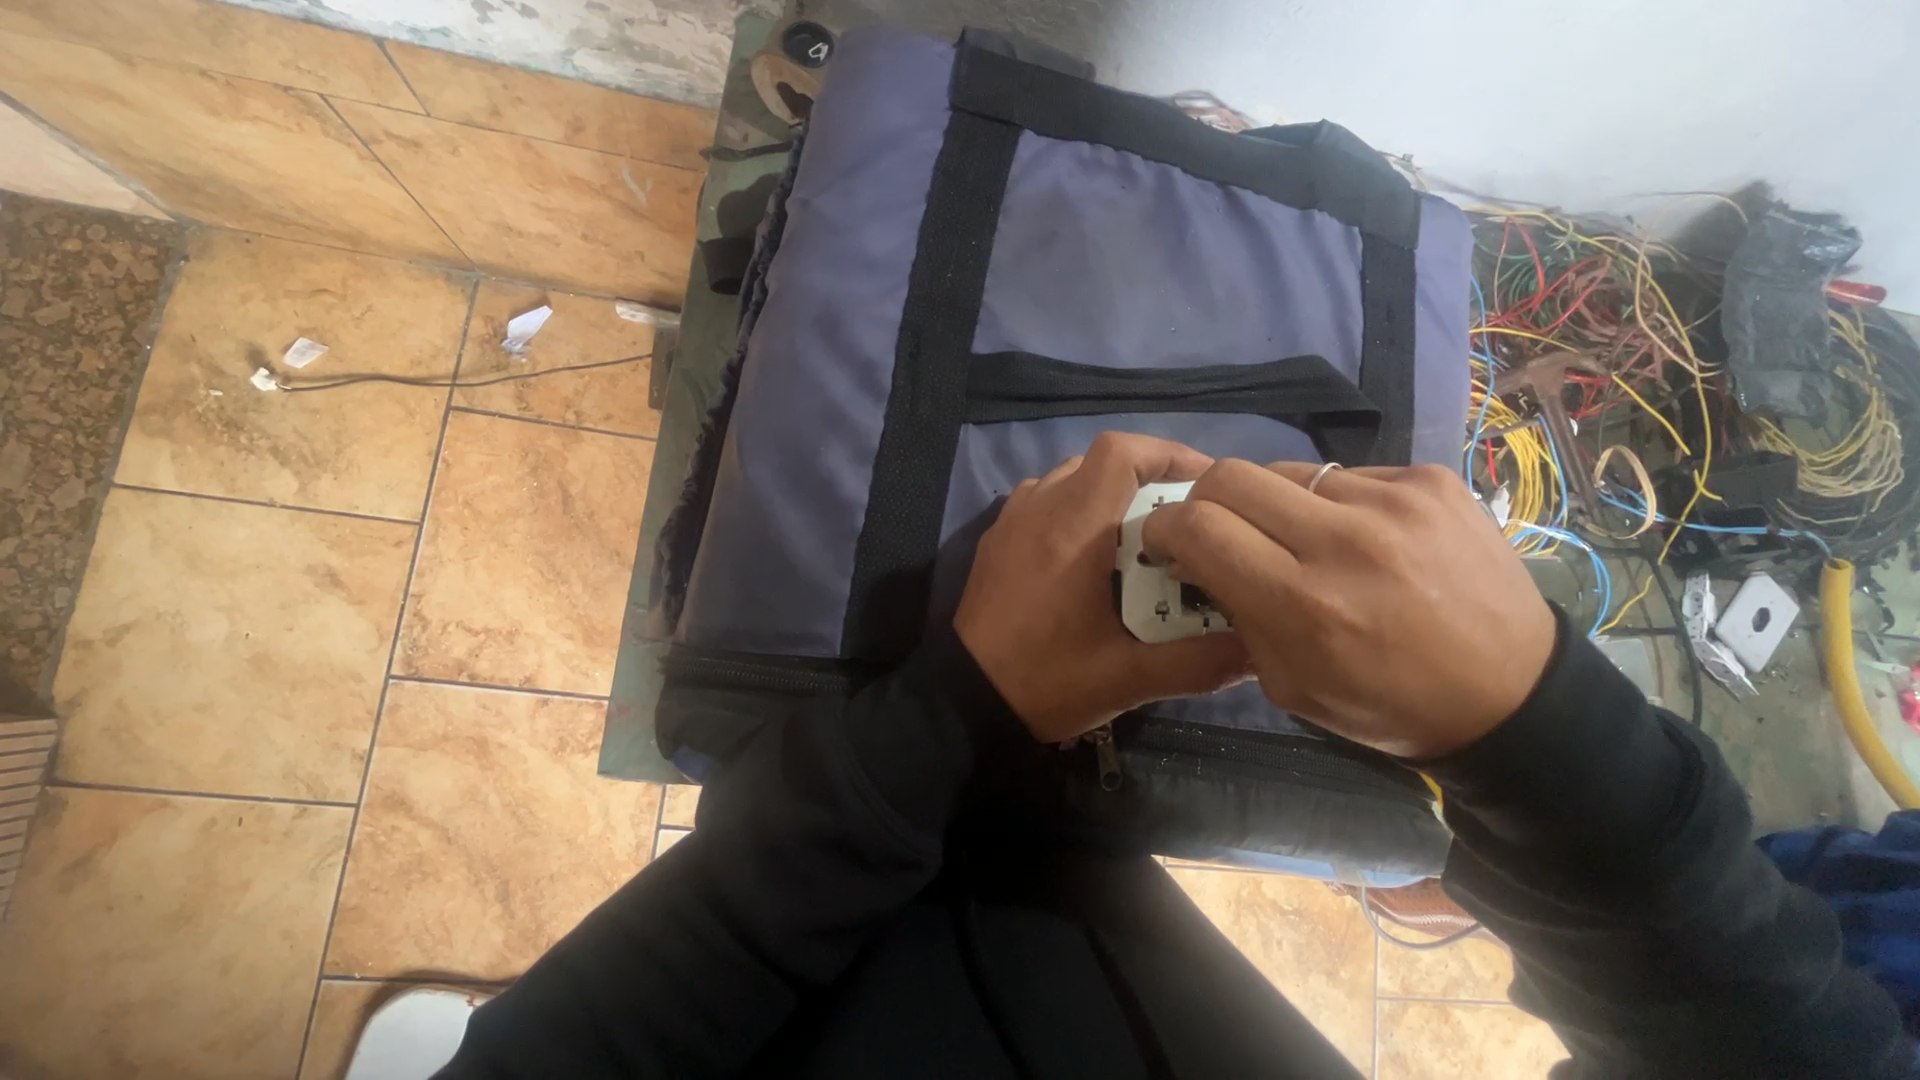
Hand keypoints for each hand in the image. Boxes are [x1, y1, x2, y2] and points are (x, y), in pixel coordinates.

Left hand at [954, 433, 1252, 743]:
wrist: (963, 702)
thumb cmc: (1045, 681)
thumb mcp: (1128, 679)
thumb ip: (1197, 661)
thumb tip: (1258, 646)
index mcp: (1072, 528)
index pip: (1120, 452)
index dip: (1167, 453)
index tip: (1204, 485)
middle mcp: (1038, 509)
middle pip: (1098, 461)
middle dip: (1146, 478)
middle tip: (1184, 519)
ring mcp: (1010, 522)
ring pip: (1069, 479)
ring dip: (1108, 494)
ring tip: (1142, 535)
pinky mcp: (995, 542)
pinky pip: (1043, 502)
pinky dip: (1075, 510)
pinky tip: (1092, 556)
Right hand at [1140, 461, 1555, 758]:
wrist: (1514, 697)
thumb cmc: (1385, 705)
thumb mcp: (1286, 684)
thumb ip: (1236, 614)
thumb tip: (1203, 558)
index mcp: (1302, 603)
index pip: (1197, 526)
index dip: (1164, 527)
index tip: (1166, 542)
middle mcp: (1344, 539)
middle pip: (1229, 476)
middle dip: (1203, 500)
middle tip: (1216, 529)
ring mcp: (1394, 500)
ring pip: (1286, 470)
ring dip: (1272, 503)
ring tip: (1298, 537)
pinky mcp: (1432, 481)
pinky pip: (1345, 474)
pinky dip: (1331, 502)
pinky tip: (1358, 536)